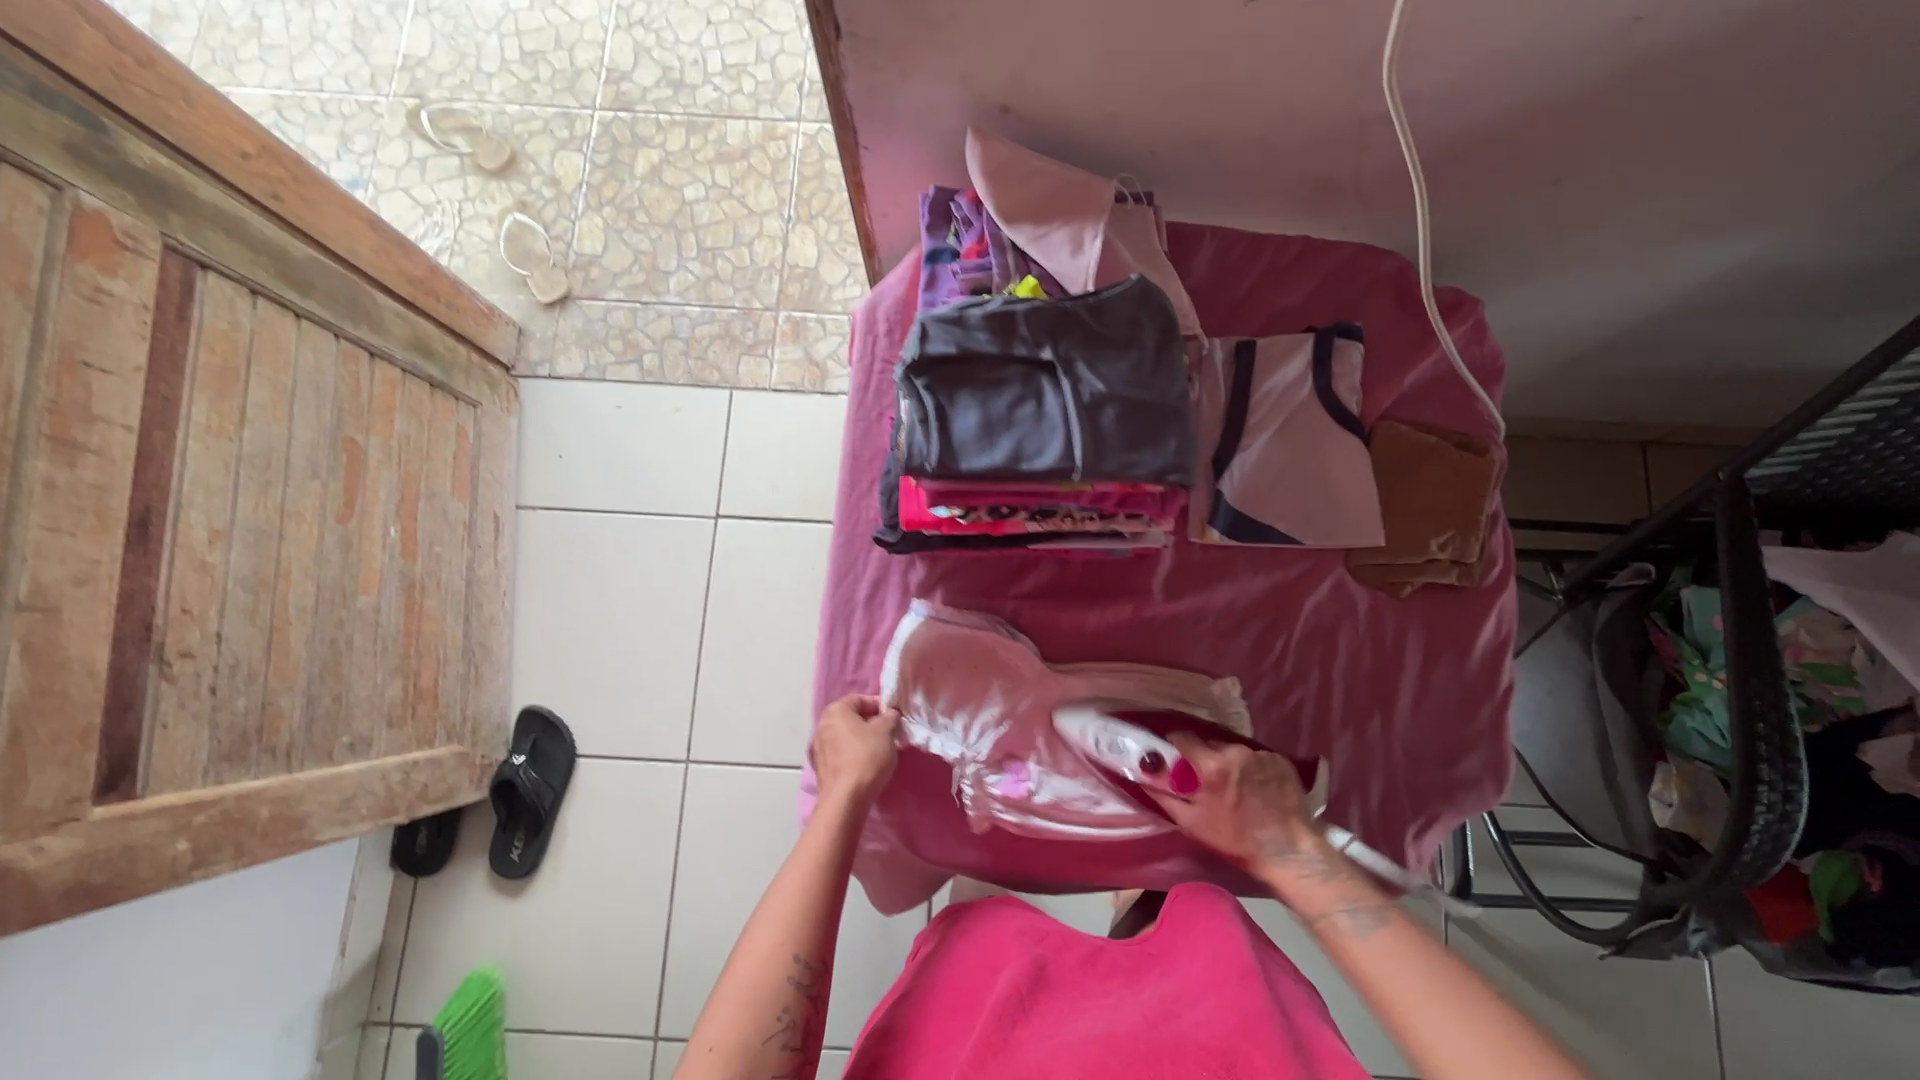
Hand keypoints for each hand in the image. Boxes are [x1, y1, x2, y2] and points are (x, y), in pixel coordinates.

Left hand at [810, 693, 900, 808]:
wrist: (845, 798)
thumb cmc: (866, 757)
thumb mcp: (886, 732)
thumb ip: (890, 717)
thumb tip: (889, 714)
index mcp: (835, 711)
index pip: (860, 699)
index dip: (879, 705)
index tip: (894, 717)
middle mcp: (822, 725)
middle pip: (852, 718)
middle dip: (872, 723)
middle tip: (890, 733)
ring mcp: (819, 747)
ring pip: (847, 736)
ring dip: (863, 739)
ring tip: (882, 750)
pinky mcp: (822, 767)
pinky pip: (842, 753)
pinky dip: (854, 754)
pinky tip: (868, 764)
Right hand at [1147, 733, 1320, 867]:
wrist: (1290, 853)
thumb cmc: (1236, 841)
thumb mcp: (1192, 823)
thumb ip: (1164, 796)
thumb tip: (1144, 777)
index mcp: (1212, 765)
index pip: (1182, 737)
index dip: (1174, 746)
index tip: (1173, 759)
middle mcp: (1236, 751)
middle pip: (1209, 744)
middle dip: (1203, 758)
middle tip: (1204, 781)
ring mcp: (1261, 754)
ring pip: (1233, 751)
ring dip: (1228, 764)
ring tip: (1234, 787)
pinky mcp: (1280, 760)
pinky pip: (1255, 758)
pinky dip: (1251, 769)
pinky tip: (1256, 789)